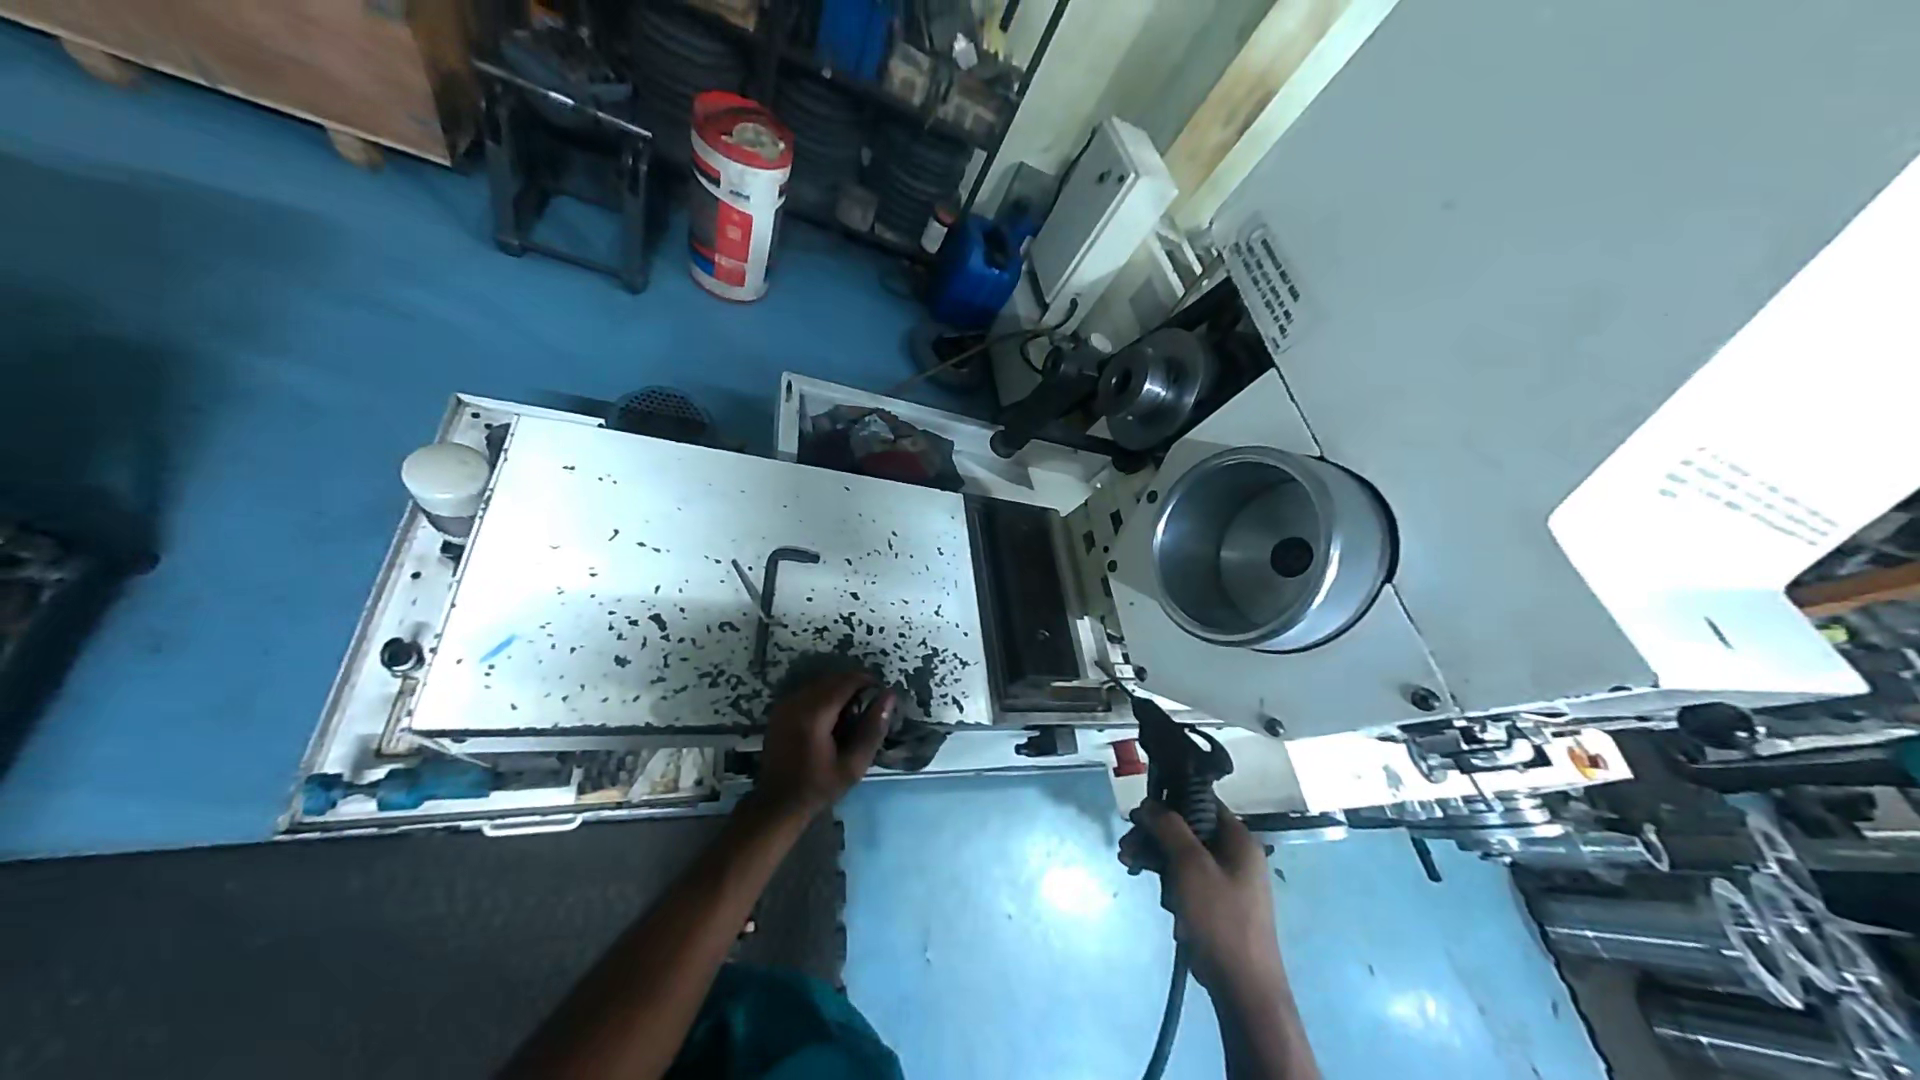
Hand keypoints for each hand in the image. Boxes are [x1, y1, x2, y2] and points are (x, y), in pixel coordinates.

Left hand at [755, 673, 895, 817]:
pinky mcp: (780, 709)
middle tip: (870, 705)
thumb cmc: (818, 787)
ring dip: (839, 690)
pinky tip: (832, 717)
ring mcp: (785, 704)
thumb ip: (873, 729)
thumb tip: (889, 696)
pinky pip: (808, 691)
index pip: (847, 681)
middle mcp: (797, 701)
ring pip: (820, 683)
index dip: (868, 682)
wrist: (777, 803)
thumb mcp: (853, 765)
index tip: (882, 695)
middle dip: (854, 685)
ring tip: (853, 712)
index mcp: (814, 713)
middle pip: (833, 678)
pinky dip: (824, 696)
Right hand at [1122, 799, 1284, 998]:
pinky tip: (1145, 881)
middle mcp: (1235, 854)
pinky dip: (1166, 877)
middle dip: (1154, 834)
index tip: (1140, 812)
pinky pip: (1186, 876)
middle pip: (1187, 829)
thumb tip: (1149, 803)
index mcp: (1239, 839)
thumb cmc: (1219, 919)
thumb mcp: (1191, 866)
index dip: (1170, 801)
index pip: (1202, 803)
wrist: (1243, 986)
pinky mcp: (1215, 901)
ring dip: (1154, 855)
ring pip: (1182, 854)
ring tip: (1128, 862)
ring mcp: (1226, 879)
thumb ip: (1169, 828)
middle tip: (1126, 844)